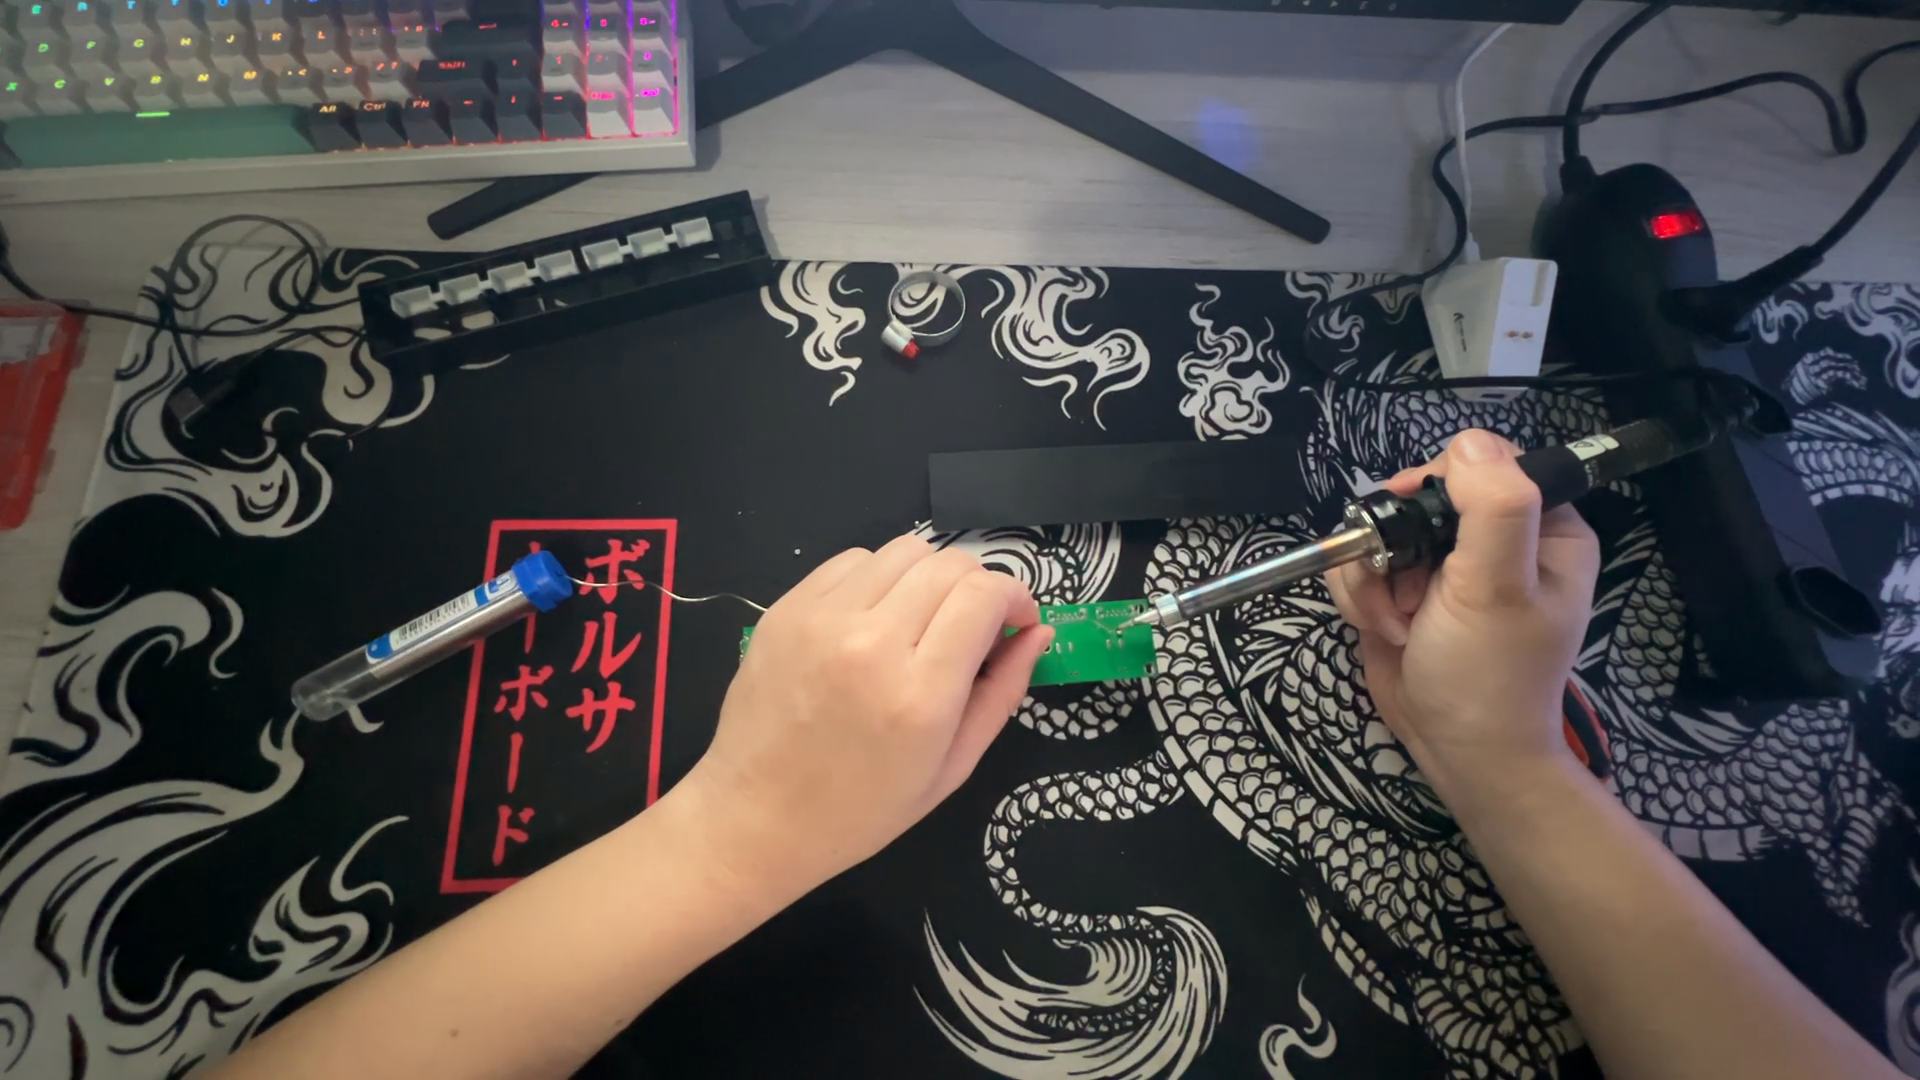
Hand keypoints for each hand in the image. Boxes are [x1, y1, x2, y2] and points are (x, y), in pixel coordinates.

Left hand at [676, 535, 1052, 896]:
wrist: (754, 818)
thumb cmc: (862, 810)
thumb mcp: (951, 767)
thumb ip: (1003, 692)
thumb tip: (1038, 632)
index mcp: (919, 693)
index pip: (984, 594)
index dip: (1015, 597)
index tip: (1016, 623)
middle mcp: (870, 642)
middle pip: (950, 564)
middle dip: (979, 586)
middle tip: (974, 626)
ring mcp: (822, 618)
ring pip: (904, 550)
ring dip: (930, 577)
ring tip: (921, 621)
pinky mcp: (787, 607)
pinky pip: (854, 560)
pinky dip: (880, 579)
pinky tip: (874, 619)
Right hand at [1326, 429, 1600, 801]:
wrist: (1453, 745)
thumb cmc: (1489, 670)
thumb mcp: (1497, 587)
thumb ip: (1492, 509)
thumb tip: (1468, 439)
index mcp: (1538, 529)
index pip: (1482, 464)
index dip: (1437, 481)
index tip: (1411, 514)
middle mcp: (1485, 541)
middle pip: (1411, 497)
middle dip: (1389, 541)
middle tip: (1403, 584)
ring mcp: (1435, 567)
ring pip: (1372, 533)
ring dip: (1367, 579)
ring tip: (1393, 621)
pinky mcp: (1394, 590)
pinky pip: (1355, 566)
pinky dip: (1356, 597)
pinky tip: (1381, 629)